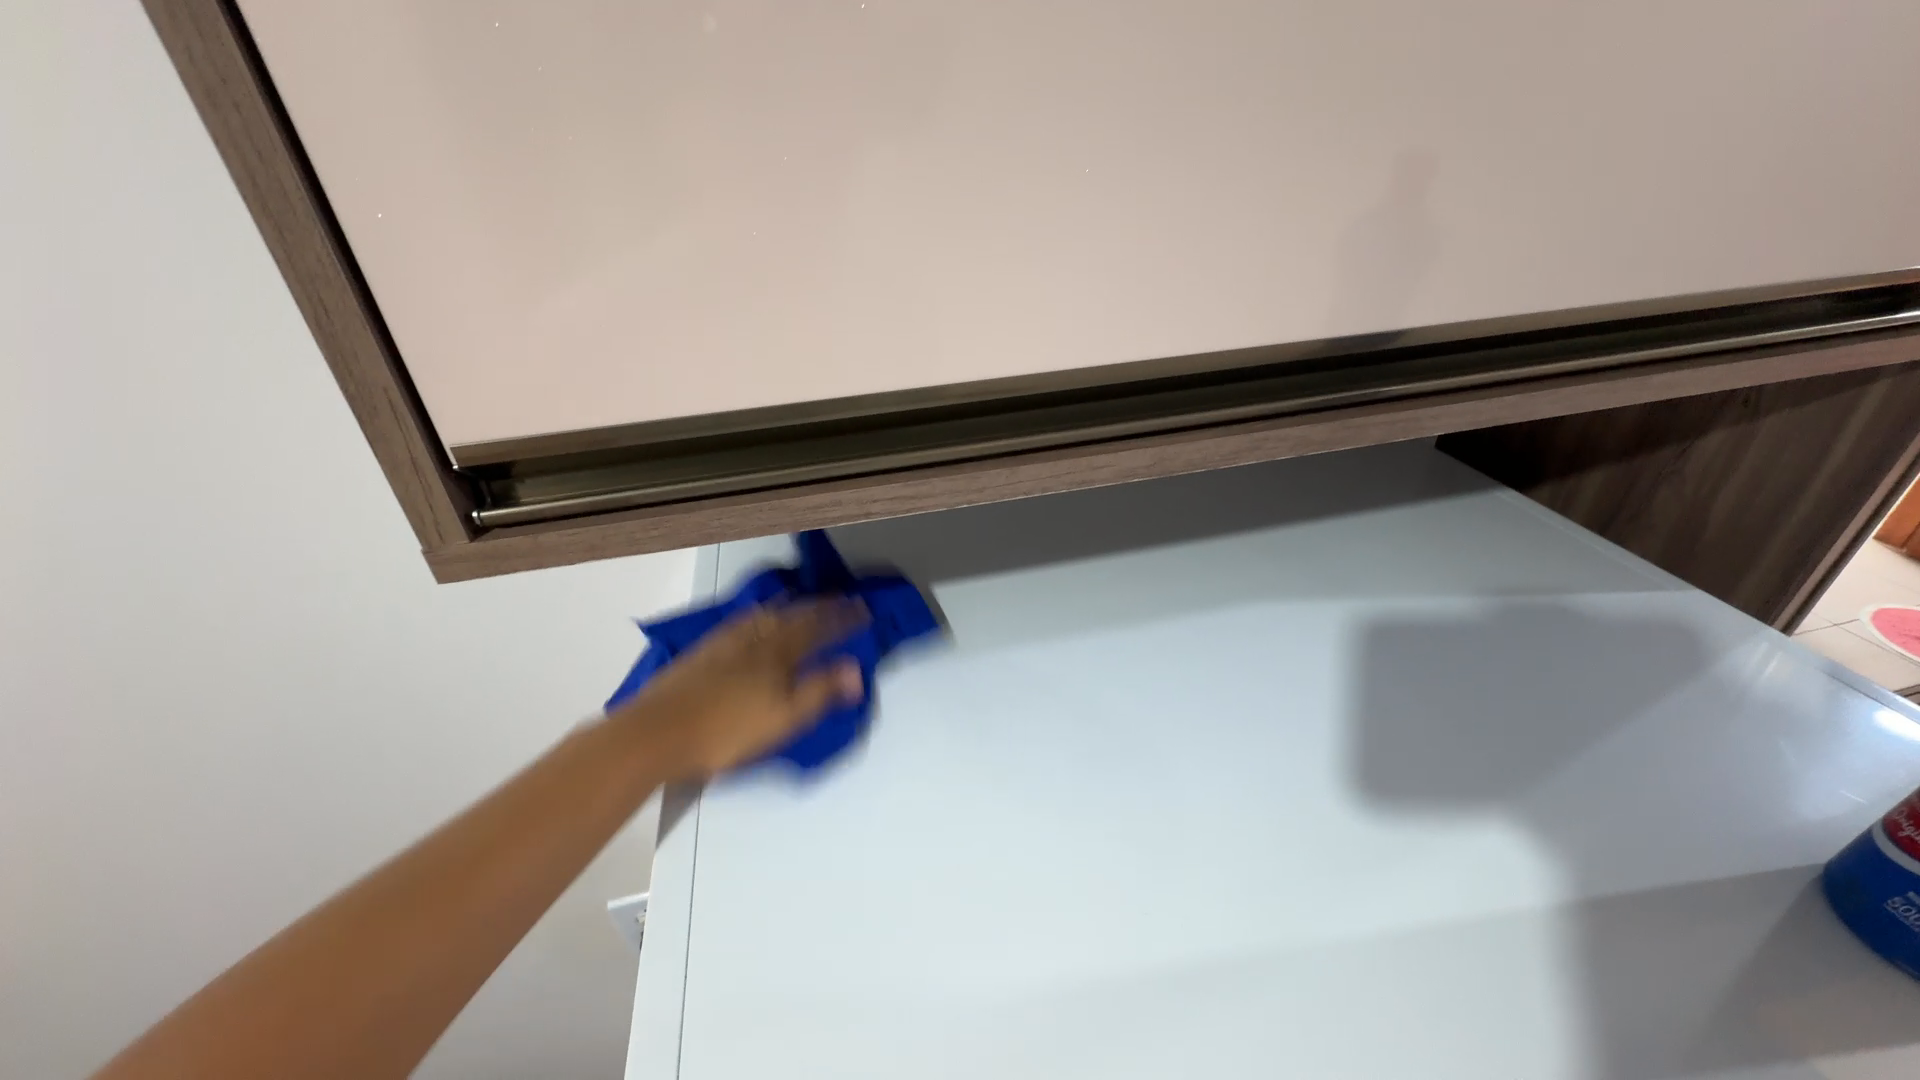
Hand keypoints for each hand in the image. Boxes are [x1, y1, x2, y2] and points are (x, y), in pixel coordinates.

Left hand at [613, 598, 870, 778]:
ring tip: (801, 603)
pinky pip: (742, 623)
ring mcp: (725, 643)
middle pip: (792, 617)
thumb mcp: (783, 719)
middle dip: (820, 609)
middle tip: (839, 601)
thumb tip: (856, 669)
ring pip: (765, 617)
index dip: (842, 620)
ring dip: (789, 608)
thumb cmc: (726, 732)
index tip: (863, 611)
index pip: (818, 629)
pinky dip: (759, 617)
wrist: (657, 733)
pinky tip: (753, 622)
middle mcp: (754, 639)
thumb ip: (820, 692)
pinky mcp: (703, 652)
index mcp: (778, 654)